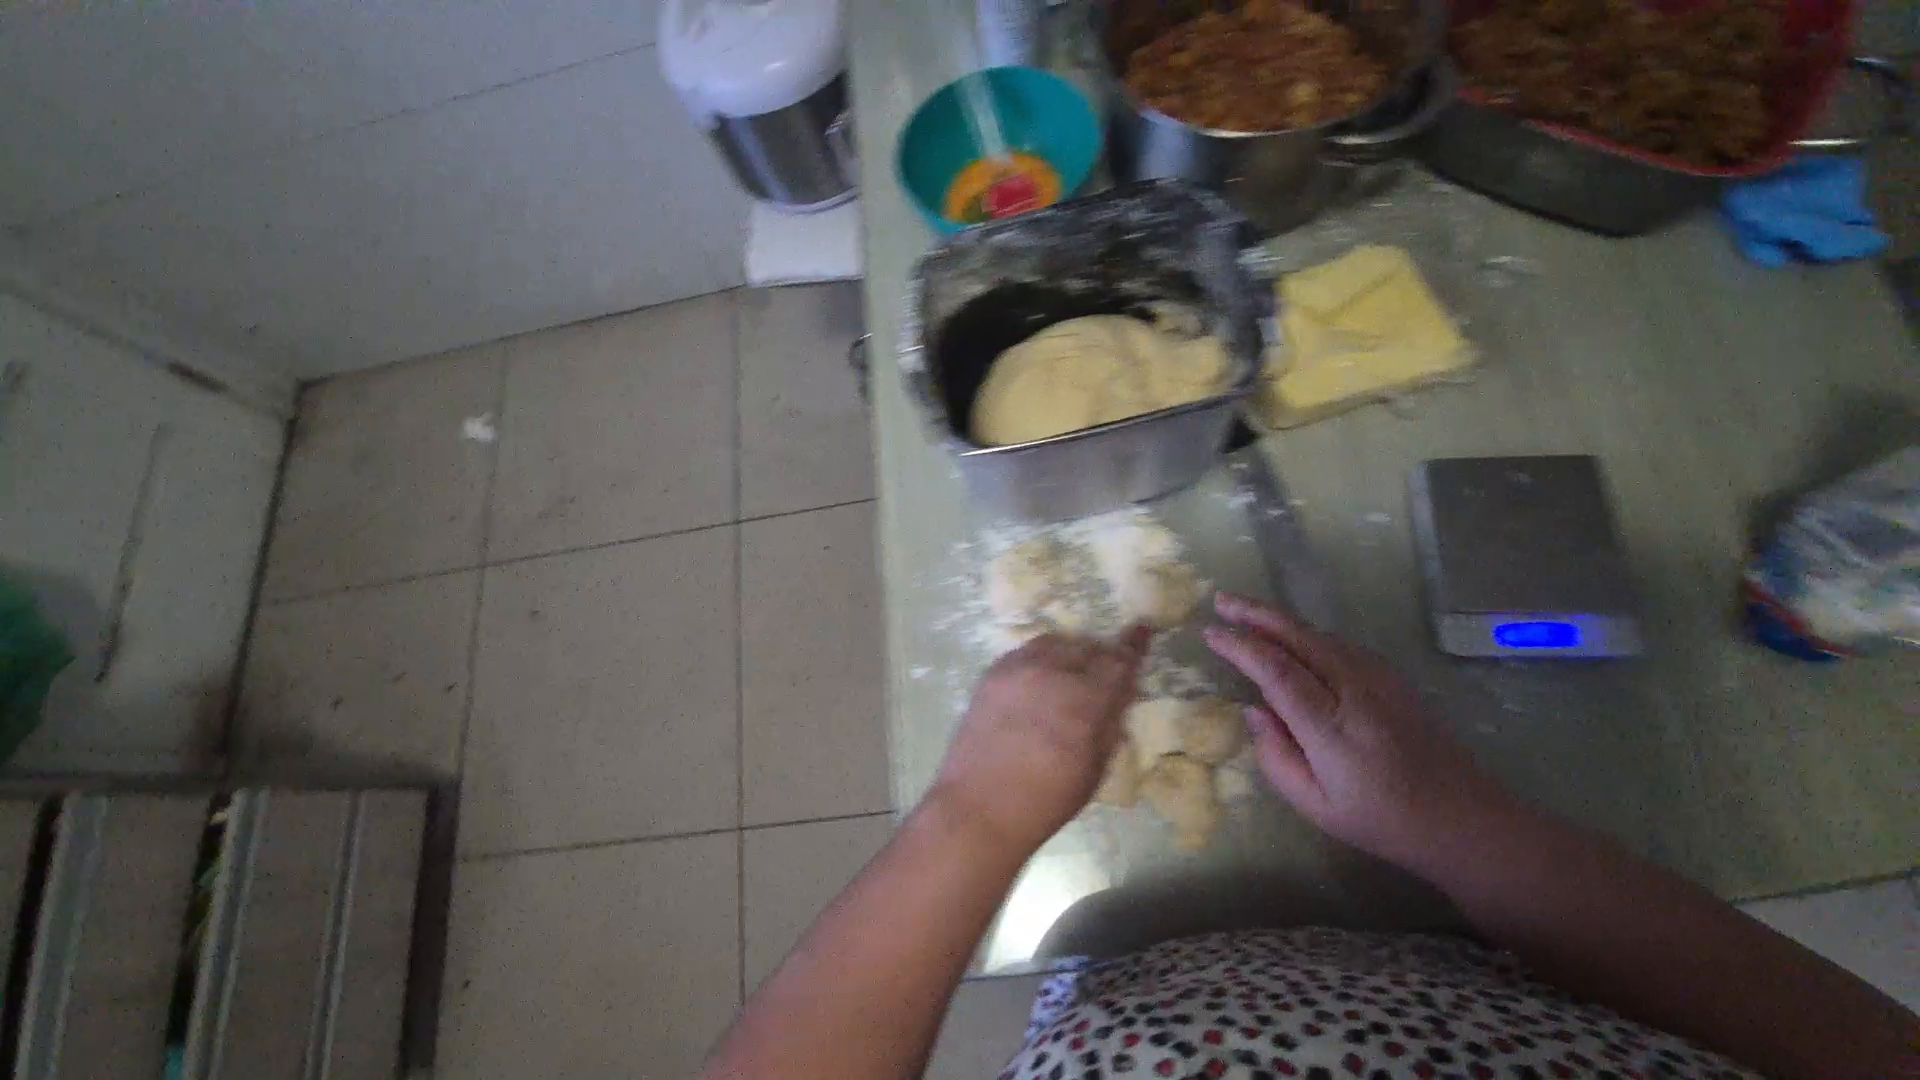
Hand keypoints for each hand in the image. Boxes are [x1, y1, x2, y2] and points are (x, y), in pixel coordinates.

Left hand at [931, 628, 1151, 854]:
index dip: (1133, 644)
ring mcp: (1018, 670)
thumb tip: (1122, 693)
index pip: (1118, 659)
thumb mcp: (1094, 769)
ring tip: (1070, 673)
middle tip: (1103, 674)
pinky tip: (1039, 678)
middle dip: (1101, 657)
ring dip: (1069, 653)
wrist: (979, 807)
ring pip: (1054, 643)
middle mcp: (1053, 674)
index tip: (1142, 629)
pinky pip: (1024, 652)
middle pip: (1087, 648)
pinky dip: (1040, 658)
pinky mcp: (992, 674)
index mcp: (1086, 701)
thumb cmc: (1046, 800)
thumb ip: (1110, 723)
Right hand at [1202, 593, 1518, 870]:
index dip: (1240, 646)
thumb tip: (1254, 710)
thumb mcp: (1314, 805)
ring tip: (1245, 614)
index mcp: (1331, 728)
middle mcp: (1356, 692)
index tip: (1211, 633)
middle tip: (1221, 600)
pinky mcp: (1393, 678)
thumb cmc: (1382, 821)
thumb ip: (1275, 756)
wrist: (1465, 818)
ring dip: (1280, 620)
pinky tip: (1291, 638)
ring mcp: (1380, 680)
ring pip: (1320, 636)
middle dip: (1255, 614)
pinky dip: (1307, 634)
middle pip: (1298, 637)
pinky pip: (1340, 645)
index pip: (1276, 671)